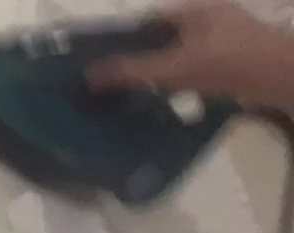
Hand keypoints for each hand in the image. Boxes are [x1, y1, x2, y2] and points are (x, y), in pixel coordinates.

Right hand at [89, 3, 293, 110]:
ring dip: (147, 69)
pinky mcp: (225, 53)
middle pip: (158, 37)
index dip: (119, 40)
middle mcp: (209, 17)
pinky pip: (184, 62)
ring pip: (170, 51)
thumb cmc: (223, 65)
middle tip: (103, 79)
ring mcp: (219, 35)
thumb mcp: (168, 69)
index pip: (147, 21)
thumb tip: (87, 75)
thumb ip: (127, 71)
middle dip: (131, 57)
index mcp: (196, 10)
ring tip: (122, 89)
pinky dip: (165, 76)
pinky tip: (152, 93)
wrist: (275, 77)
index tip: (95, 62)